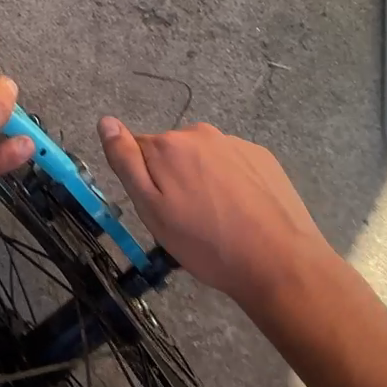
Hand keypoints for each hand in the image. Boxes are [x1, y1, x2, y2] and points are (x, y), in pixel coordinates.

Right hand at [99, 117, 334, 305]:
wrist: (281, 264)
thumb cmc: (206, 243)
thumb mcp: (152, 210)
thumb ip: (125, 161)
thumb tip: (106, 121)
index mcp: (167, 146)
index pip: (137, 152)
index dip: (145, 183)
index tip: (162, 211)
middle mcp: (199, 133)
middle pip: (172, 154)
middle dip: (173, 180)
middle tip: (188, 221)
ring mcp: (234, 143)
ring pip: (203, 159)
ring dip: (203, 181)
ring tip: (219, 221)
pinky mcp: (263, 158)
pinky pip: (233, 164)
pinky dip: (231, 183)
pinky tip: (243, 213)